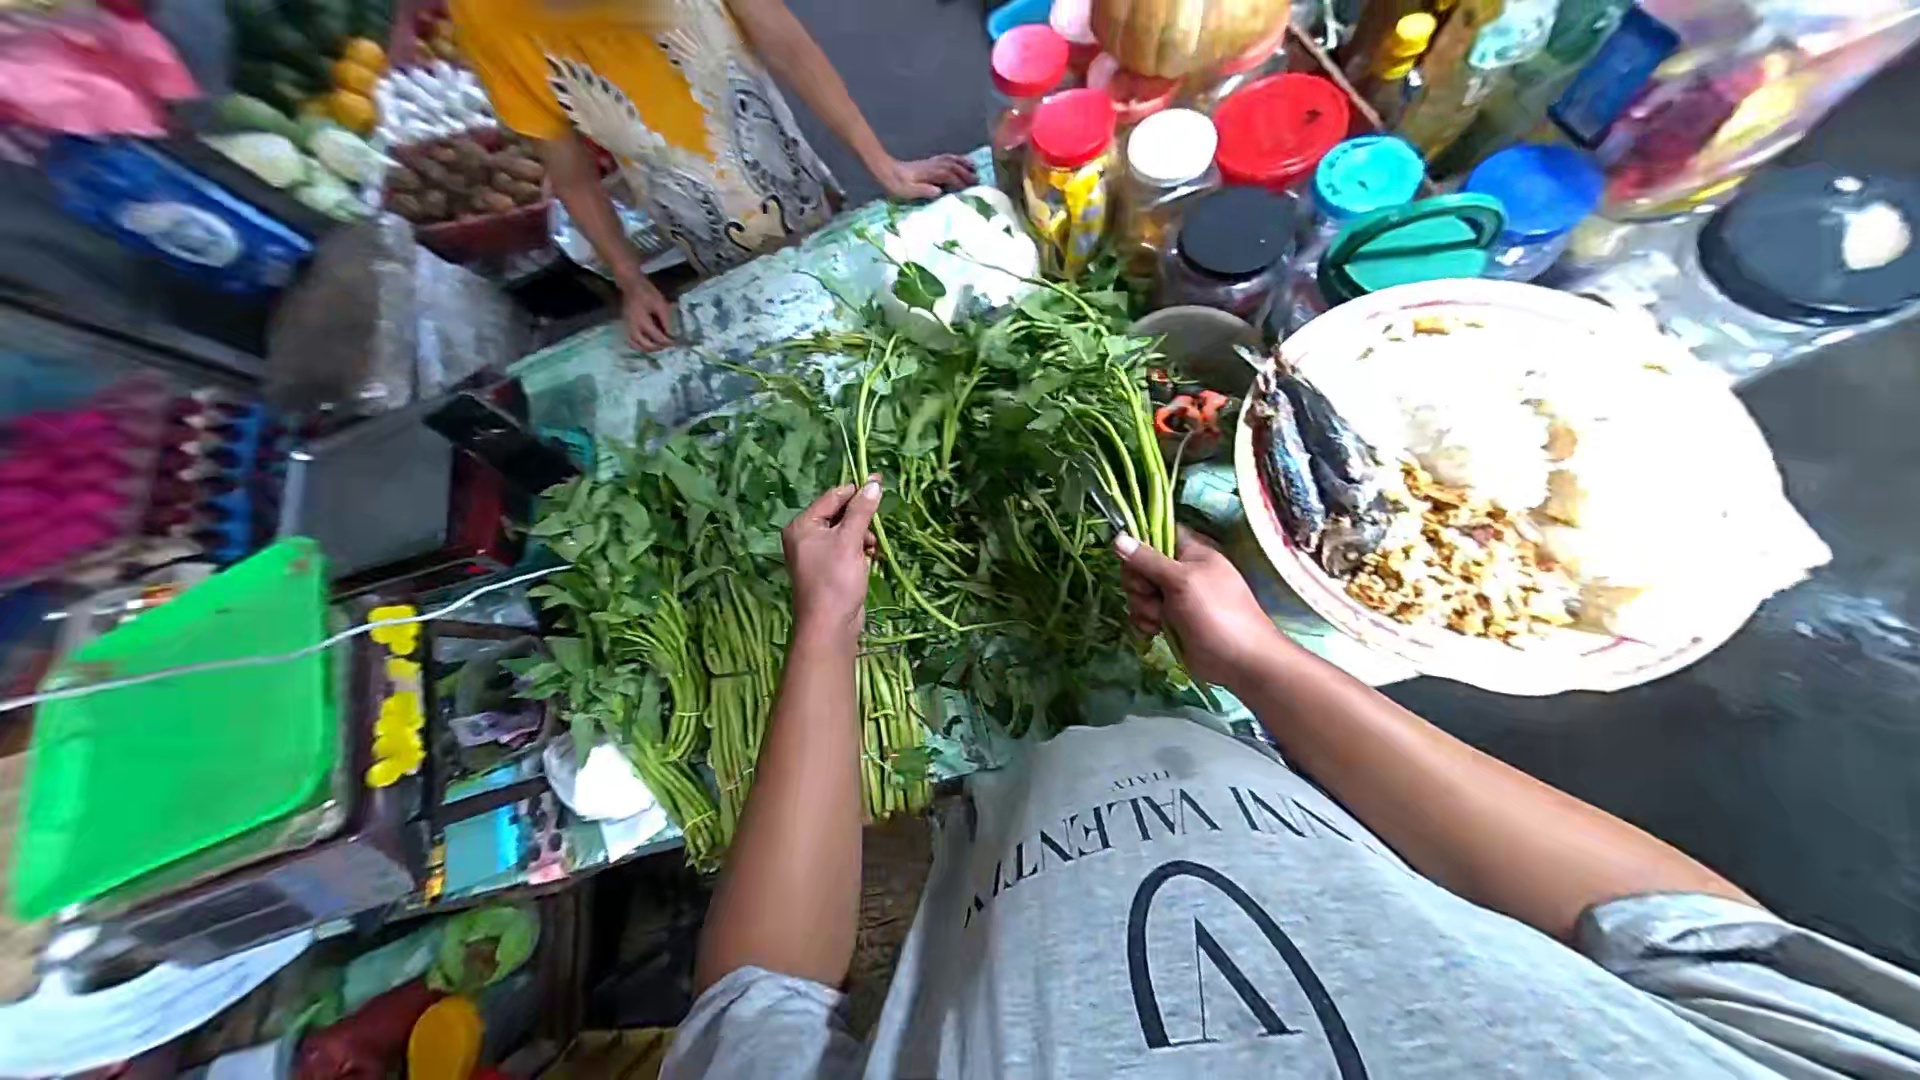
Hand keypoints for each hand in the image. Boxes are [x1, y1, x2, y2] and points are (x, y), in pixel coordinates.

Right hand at [621, 275, 675, 351]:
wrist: (631, 284)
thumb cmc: (647, 293)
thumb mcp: (661, 305)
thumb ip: (667, 321)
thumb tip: (673, 335)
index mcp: (642, 322)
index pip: (658, 338)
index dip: (669, 342)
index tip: (677, 341)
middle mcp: (633, 328)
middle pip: (646, 346)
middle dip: (659, 347)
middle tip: (668, 343)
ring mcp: (628, 328)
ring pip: (637, 346)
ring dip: (649, 348)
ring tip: (659, 344)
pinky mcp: (627, 326)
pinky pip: (632, 342)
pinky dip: (641, 345)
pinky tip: (650, 342)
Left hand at [783, 476, 881, 640]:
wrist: (830, 626)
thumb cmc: (835, 579)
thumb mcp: (850, 540)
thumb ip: (861, 510)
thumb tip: (874, 483)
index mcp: (802, 525)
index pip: (832, 497)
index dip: (856, 491)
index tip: (880, 484)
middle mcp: (805, 536)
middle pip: (840, 514)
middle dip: (861, 521)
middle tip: (875, 531)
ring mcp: (816, 553)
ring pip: (847, 532)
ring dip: (864, 537)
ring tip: (873, 550)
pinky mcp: (829, 568)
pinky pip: (847, 549)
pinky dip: (861, 551)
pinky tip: (871, 560)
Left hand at [871, 153, 976, 200]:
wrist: (886, 171)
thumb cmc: (897, 185)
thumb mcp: (908, 191)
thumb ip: (923, 190)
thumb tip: (939, 191)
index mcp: (929, 174)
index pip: (949, 175)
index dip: (960, 181)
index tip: (970, 188)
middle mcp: (932, 165)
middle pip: (953, 166)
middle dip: (966, 172)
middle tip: (978, 180)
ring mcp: (931, 162)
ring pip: (950, 159)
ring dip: (963, 162)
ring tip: (974, 167)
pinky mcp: (928, 163)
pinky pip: (946, 158)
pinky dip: (955, 158)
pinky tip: (959, 162)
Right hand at [1116, 527, 1288, 687]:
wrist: (1239, 662)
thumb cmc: (1216, 613)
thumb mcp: (1181, 580)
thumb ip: (1148, 560)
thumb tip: (1118, 537)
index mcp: (1190, 553)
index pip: (1157, 534)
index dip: (1140, 544)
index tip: (1133, 558)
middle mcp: (1180, 571)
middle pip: (1140, 565)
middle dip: (1139, 582)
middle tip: (1152, 593)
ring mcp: (1173, 597)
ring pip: (1138, 591)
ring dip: (1143, 606)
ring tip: (1160, 619)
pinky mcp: (1168, 619)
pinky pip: (1143, 612)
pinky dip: (1145, 621)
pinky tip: (1155, 631)